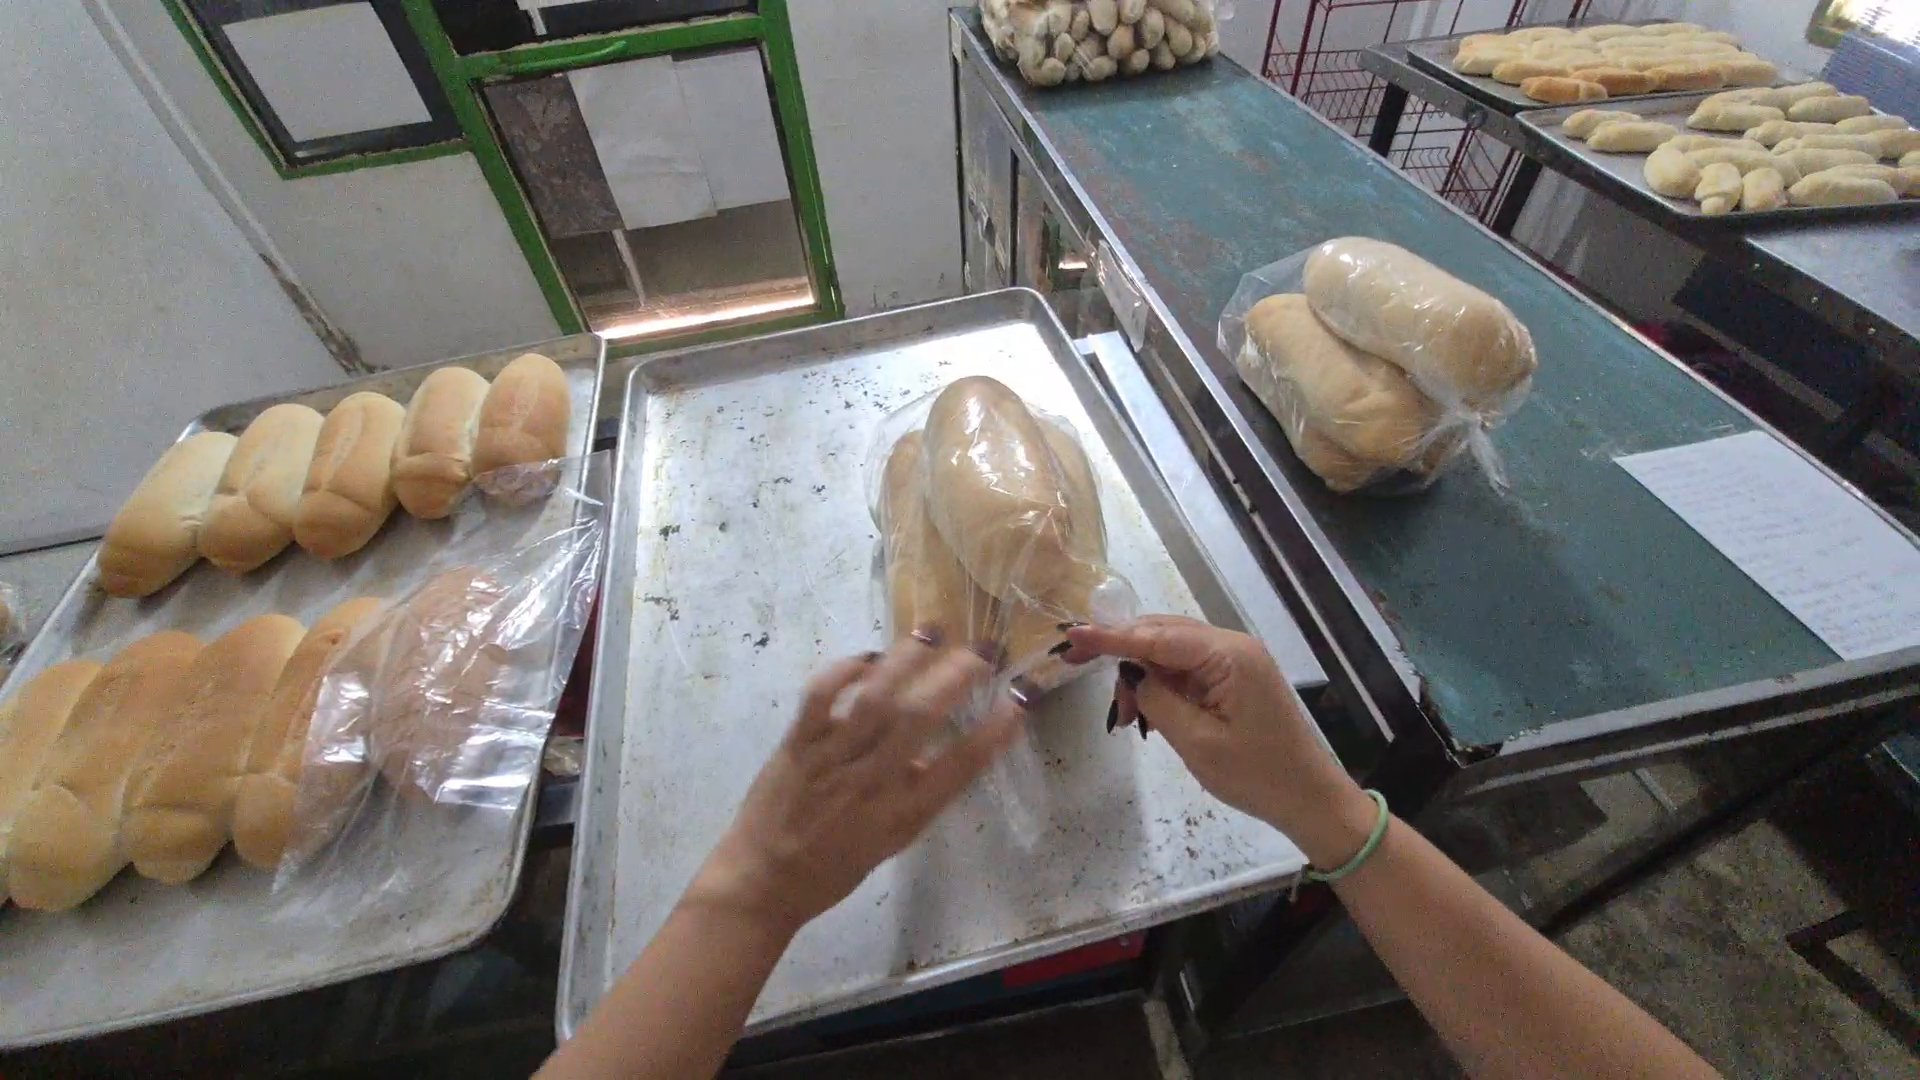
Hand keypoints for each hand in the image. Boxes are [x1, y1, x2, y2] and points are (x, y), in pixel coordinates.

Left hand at [687, 640, 1023, 933]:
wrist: (762, 881)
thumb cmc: (833, 867)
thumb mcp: (891, 841)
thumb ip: (920, 795)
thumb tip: (946, 749)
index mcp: (903, 813)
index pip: (959, 768)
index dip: (992, 732)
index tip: (1018, 700)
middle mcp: (873, 781)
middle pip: (921, 720)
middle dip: (956, 679)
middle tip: (982, 651)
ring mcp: (833, 759)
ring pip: (875, 700)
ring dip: (907, 662)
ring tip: (931, 633)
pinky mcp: (797, 744)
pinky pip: (821, 698)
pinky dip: (844, 672)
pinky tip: (867, 657)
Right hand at [1065, 616, 1374, 867]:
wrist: (1311, 801)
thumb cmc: (1257, 775)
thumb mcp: (1196, 741)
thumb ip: (1156, 699)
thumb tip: (1130, 674)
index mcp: (1228, 655)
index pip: (1157, 636)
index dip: (1111, 636)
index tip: (1072, 635)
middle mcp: (1231, 646)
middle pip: (1161, 633)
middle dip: (1121, 651)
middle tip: (1078, 667)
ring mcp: (1234, 660)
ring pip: (1169, 650)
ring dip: (1139, 672)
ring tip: (1124, 712)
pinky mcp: (1232, 677)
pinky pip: (1184, 668)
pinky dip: (1159, 683)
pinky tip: (1145, 708)